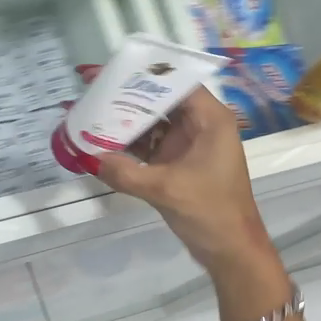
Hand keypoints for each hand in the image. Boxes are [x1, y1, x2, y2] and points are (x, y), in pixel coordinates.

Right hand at [78, 67, 283, 294]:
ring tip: (90, 116)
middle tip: (92, 92)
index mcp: (210, 120)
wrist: (229, 249)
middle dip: (127, 98)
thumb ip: (125, 173)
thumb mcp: (165, 190)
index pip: (175, 83)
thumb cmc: (210, 212)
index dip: (144, 75)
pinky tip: (102, 145)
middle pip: (160, 101)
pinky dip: (128, 148)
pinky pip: (149, 149)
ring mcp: (187, 147)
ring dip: (124, 124)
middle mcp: (199, 126)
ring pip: (151, 126)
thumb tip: (90, 158)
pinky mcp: (176, 166)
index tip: (112, 72)